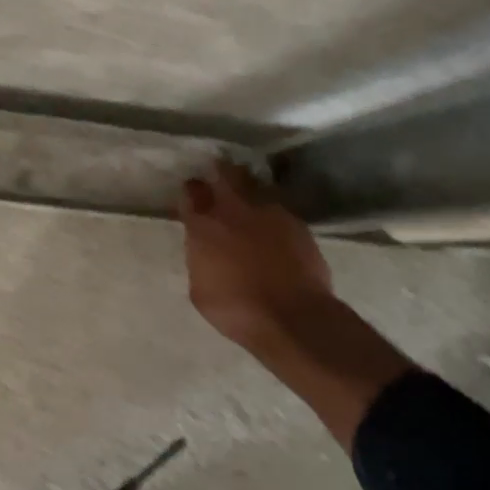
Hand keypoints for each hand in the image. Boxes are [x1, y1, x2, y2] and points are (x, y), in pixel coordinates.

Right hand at [178, 161, 414, 446]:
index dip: (192, 191)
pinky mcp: (297, 223)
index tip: (193, 194)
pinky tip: (274, 229)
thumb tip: (204, 250)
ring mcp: (270, 212)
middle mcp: (236, 209)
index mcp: (205, 226)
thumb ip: (200, 260)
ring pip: (256, 185)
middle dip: (222, 172)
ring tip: (250, 200)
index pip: (192, 192)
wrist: (294, 317)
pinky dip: (273, 215)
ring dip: (250, 190)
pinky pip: (279, 209)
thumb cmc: (238, 310)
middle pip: (227, 173)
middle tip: (220, 177)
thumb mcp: (201, 291)